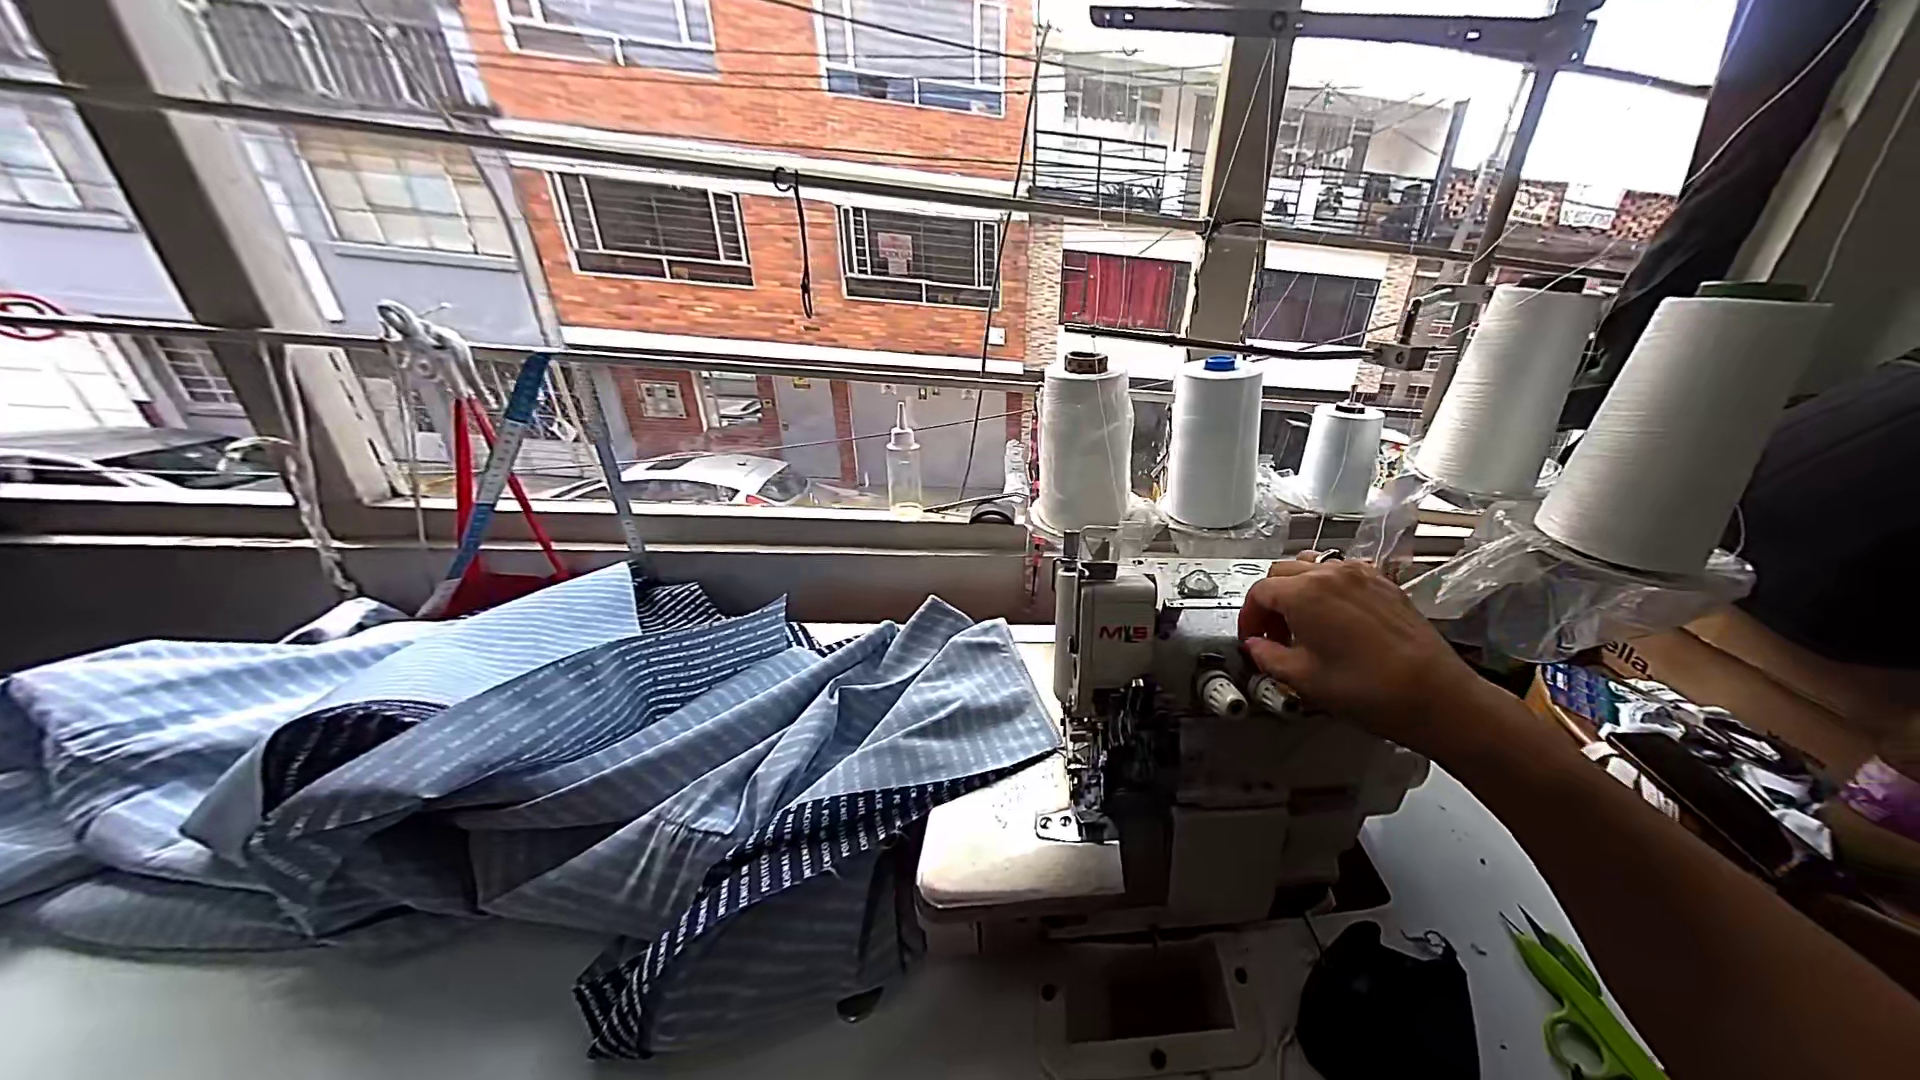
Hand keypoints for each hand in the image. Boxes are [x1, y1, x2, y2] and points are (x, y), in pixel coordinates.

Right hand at [1238, 553, 1487, 752]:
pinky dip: (1328, 588)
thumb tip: (1256, 648)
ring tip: (1302, 622)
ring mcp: (1362, 576)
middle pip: (1281, 573)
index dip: (1248, 617)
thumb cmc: (1372, 689)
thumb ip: (1267, 657)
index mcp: (1304, 594)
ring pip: (1311, 566)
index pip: (1258, 592)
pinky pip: (1343, 573)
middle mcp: (1332, 575)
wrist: (1437, 697)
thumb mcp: (1302, 679)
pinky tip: (1334, 618)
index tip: (1252, 638)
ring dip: (1296, 589)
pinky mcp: (1385, 585)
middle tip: (1273, 634)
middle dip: (1270, 602)